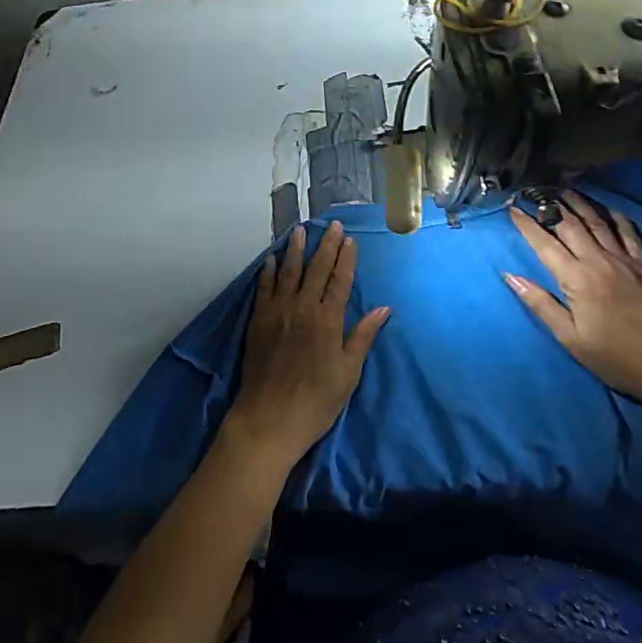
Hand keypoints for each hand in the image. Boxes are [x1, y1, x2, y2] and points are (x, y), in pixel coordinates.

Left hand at [226, 221, 390, 463]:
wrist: (269, 418)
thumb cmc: (316, 401)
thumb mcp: (348, 373)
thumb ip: (363, 337)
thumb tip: (383, 309)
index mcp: (328, 321)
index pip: (339, 281)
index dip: (346, 259)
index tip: (350, 240)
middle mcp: (302, 308)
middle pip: (316, 270)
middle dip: (326, 246)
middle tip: (332, 225)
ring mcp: (277, 312)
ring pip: (288, 272)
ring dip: (296, 249)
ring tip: (300, 230)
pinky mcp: (258, 321)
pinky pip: (264, 288)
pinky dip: (269, 271)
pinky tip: (272, 258)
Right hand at [505, 192, 641, 412]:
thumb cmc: (614, 358)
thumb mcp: (570, 337)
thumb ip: (541, 304)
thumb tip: (512, 277)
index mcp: (577, 279)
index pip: (545, 244)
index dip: (527, 225)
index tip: (513, 210)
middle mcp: (600, 262)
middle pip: (570, 226)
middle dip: (550, 207)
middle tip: (535, 193)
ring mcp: (625, 261)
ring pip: (598, 223)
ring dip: (580, 205)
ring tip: (565, 191)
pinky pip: (630, 234)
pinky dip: (617, 218)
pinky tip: (609, 209)